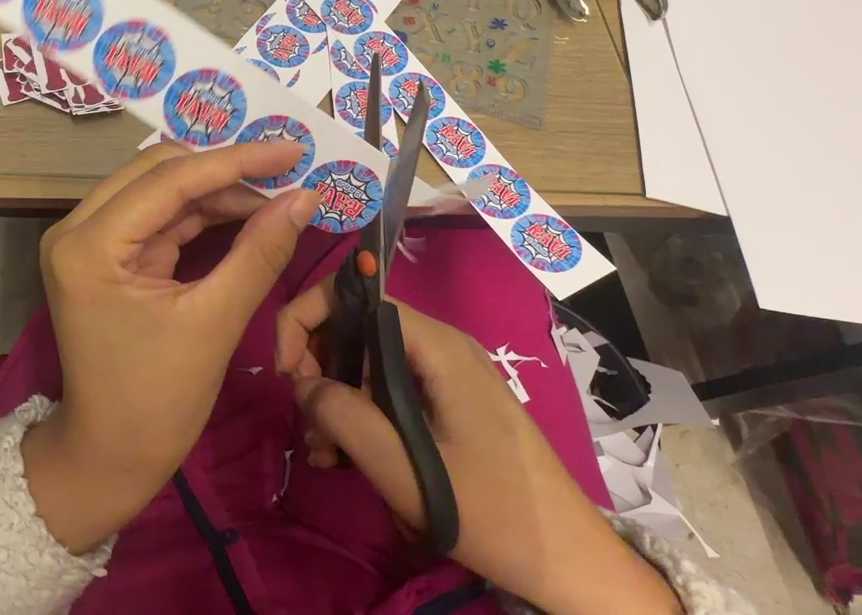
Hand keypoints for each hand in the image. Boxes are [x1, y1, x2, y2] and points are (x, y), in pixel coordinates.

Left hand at [21, 142, 319, 553]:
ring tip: (276, 191)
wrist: (110, 454)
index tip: (292, 147)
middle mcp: (76, 228)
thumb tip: (304, 197)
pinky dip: (199, 215)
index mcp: (89, 244)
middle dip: (225, 171)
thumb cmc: (157, 401)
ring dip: (215, 191)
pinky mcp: (101, 254)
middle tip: (288, 172)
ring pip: (158, 192)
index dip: (235, 160)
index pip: (169, 179)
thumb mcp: (214, 323)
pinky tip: (244, 211)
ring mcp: (85, 240)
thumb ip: (259, 253)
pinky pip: (155, 218)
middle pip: (158, 173)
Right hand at [275, 286, 681, 614]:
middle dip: (318, 371)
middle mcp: (440, 347)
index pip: (354, 295)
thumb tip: (301, 385)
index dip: (308, 320)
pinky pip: (389, 391)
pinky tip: (346, 458)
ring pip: (367, 364)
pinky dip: (360, 416)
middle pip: (355, 329)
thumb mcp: (404, 468)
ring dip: (336, 401)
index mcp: (436, 346)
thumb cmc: (492, 512)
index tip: (289, 376)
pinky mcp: (449, 403)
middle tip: (309, 429)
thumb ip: (342, 415)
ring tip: (326, 455)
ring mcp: (446, 375)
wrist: (572, 566)